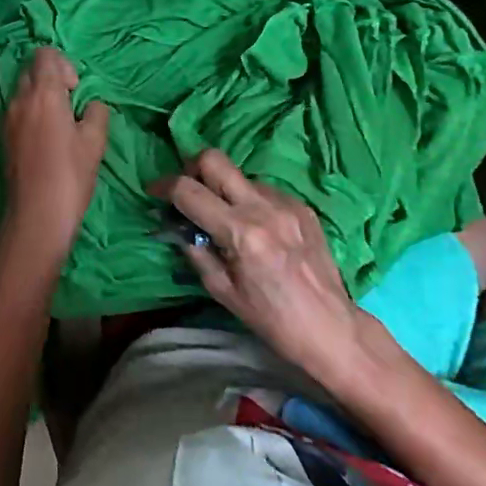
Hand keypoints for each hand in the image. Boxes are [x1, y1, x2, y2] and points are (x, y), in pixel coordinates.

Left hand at [2, 48, 110, 252]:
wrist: (37, 215)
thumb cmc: (70, 174)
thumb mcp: (95, 141)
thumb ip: (95, 112)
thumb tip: (90, 105)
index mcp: (43, 93)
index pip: (45, 55)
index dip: (64, 64)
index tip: (76, 89)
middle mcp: (20, 99)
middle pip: (32, 70)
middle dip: (52, 77)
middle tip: (71, 103)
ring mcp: (8, 118)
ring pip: (23, 90)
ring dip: (41, 95)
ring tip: (61, 122)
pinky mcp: (4, 137)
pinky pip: (18, 110)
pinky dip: (32, 112)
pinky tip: (48, 137)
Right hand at [153, 150, 368, 380]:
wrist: (330, 326)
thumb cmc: (271, 318)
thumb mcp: (221, 290)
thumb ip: (195, 250)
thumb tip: (176, 224)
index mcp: (240, 232)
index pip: (189, 190)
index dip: (164, 186)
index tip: (154, 191)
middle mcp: (263, 207)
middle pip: (214, 159)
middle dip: (192, 168)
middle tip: (188, 192)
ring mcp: (286, 202)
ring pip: (240, 175)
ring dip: (224, 188)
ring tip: (227, 219)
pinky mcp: (302, 205)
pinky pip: (264, 190)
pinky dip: (250, 201)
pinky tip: (257, 228)